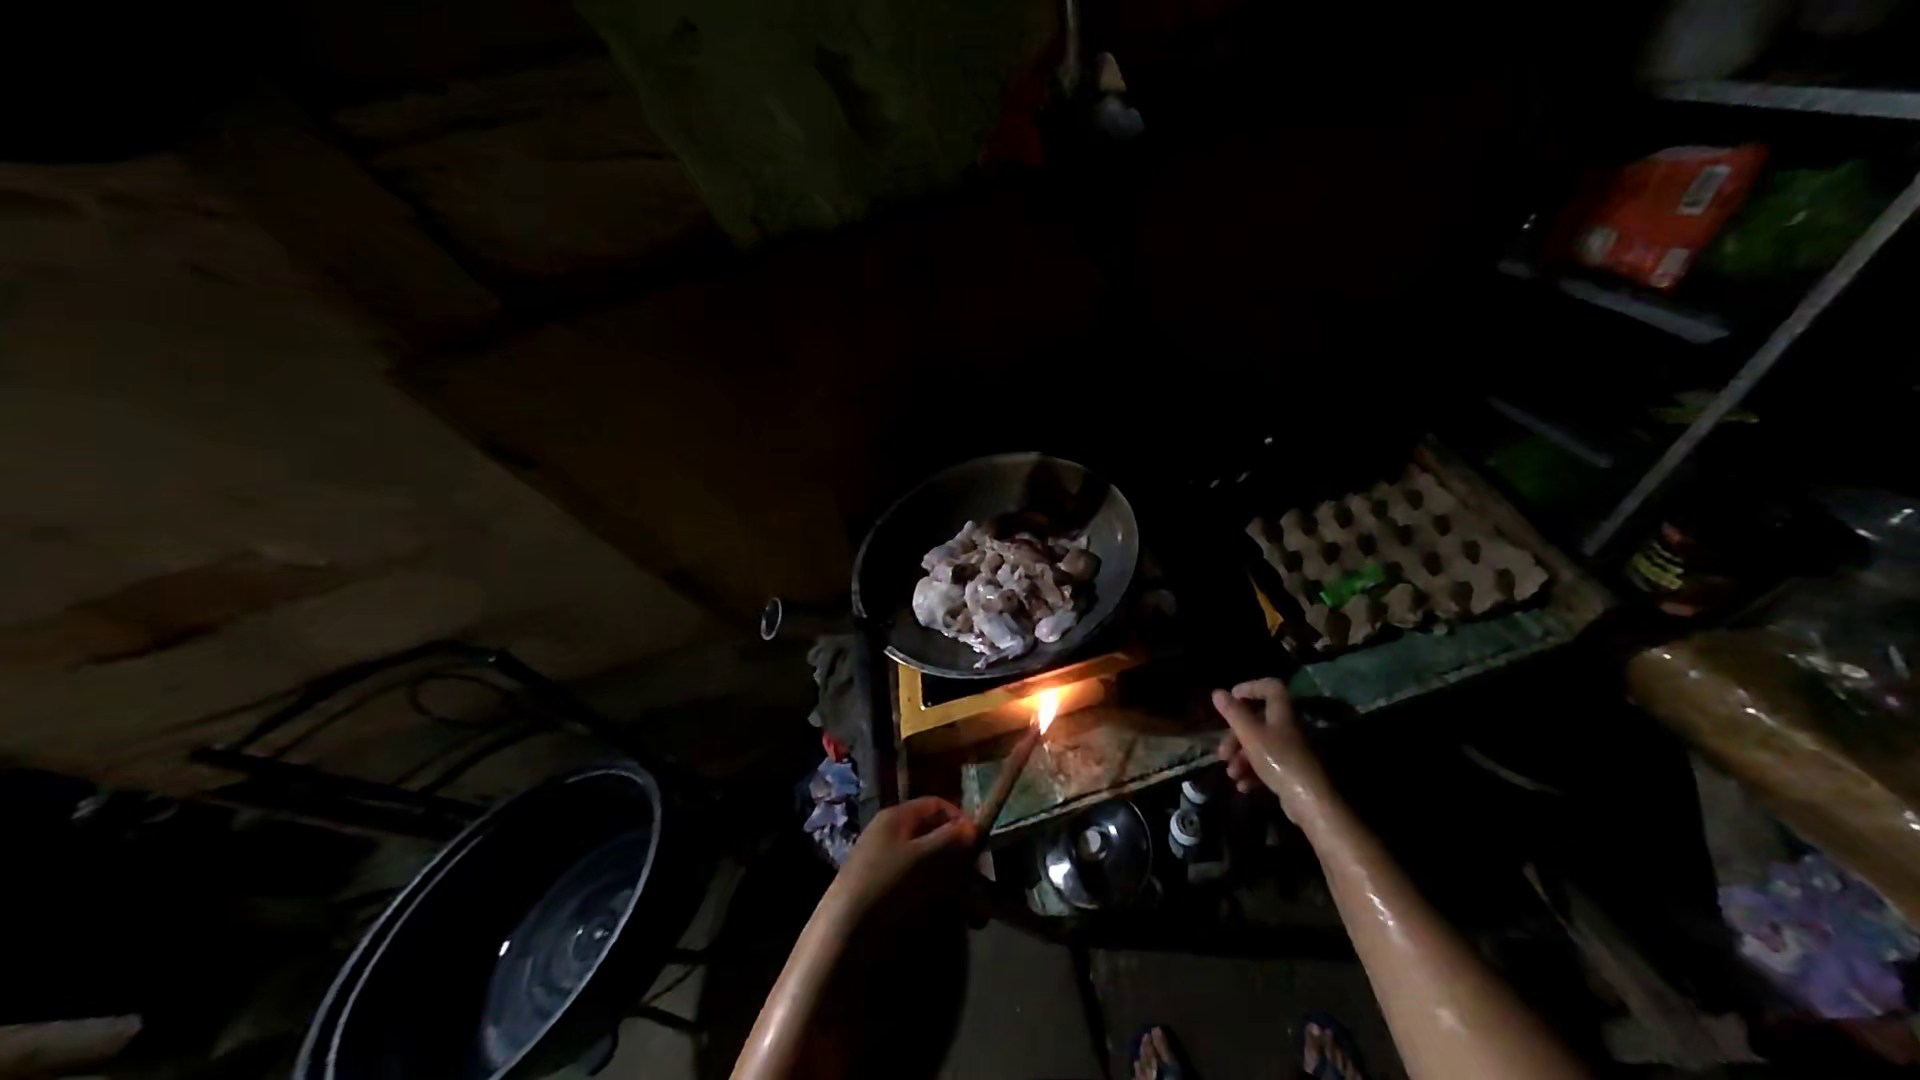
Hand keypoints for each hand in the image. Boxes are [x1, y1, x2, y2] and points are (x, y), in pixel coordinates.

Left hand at [828, 797, 977, 919]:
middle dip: (959, 853)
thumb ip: (949, 840)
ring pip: (930, 859)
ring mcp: (887, 858)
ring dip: (952, 876)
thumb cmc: (885, 882)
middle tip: (978, 878)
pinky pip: (920, 878)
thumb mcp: (921, 858)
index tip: (978, 843)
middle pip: (934, 832)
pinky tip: (950, 909)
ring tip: (970, 904)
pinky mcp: (886, 884)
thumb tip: (974, 827)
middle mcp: (892, 832)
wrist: (844, 927)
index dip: (960, 819)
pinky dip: (938, 890)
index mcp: (897, 816)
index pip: (936, 805)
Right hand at [1213, 678, 1333, 821]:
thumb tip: (1217, 692)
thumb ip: (1233, 713)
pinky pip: (1265, 764)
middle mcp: (1286, 728)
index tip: (1231, 698)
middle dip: (1235, 737)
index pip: (1270, 687)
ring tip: (1232, 774)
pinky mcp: (1288, 771)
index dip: (1250, 687)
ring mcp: (1288, 750)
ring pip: (1257, 745)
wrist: (1310, 802)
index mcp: (1281, 713)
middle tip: (1222, 753)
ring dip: (1240, 758)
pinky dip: (1251, 772)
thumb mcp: (1250, 734)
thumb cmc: (1278, 760)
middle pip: (1256, 721)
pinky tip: (1243, 786)